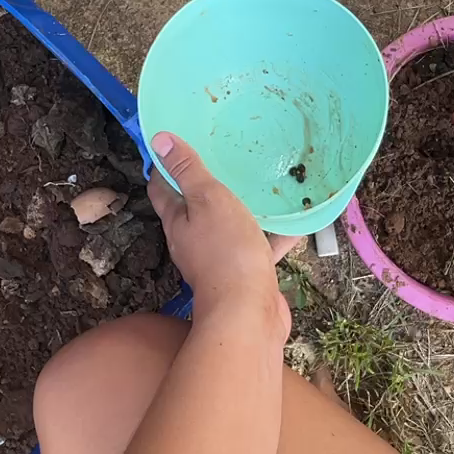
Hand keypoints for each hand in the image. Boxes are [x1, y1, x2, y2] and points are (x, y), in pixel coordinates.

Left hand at [146, 132, 289, 339]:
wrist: (248, 311)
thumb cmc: (225, 252)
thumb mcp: (206, 199)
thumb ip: (187, 170)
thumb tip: (160, 141)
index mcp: (178, 221)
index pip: (162, 187)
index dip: (165, 165)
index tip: (176, 145)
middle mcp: (193, 240)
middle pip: (195, 207)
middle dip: (206, 185)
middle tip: (224, 158)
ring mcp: (219, 259)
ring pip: (229, 226)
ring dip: (241, 208)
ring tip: (261, 184)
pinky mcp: (245, 273)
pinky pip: (259, 246)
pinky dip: (272, 234)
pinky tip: (294, 221)